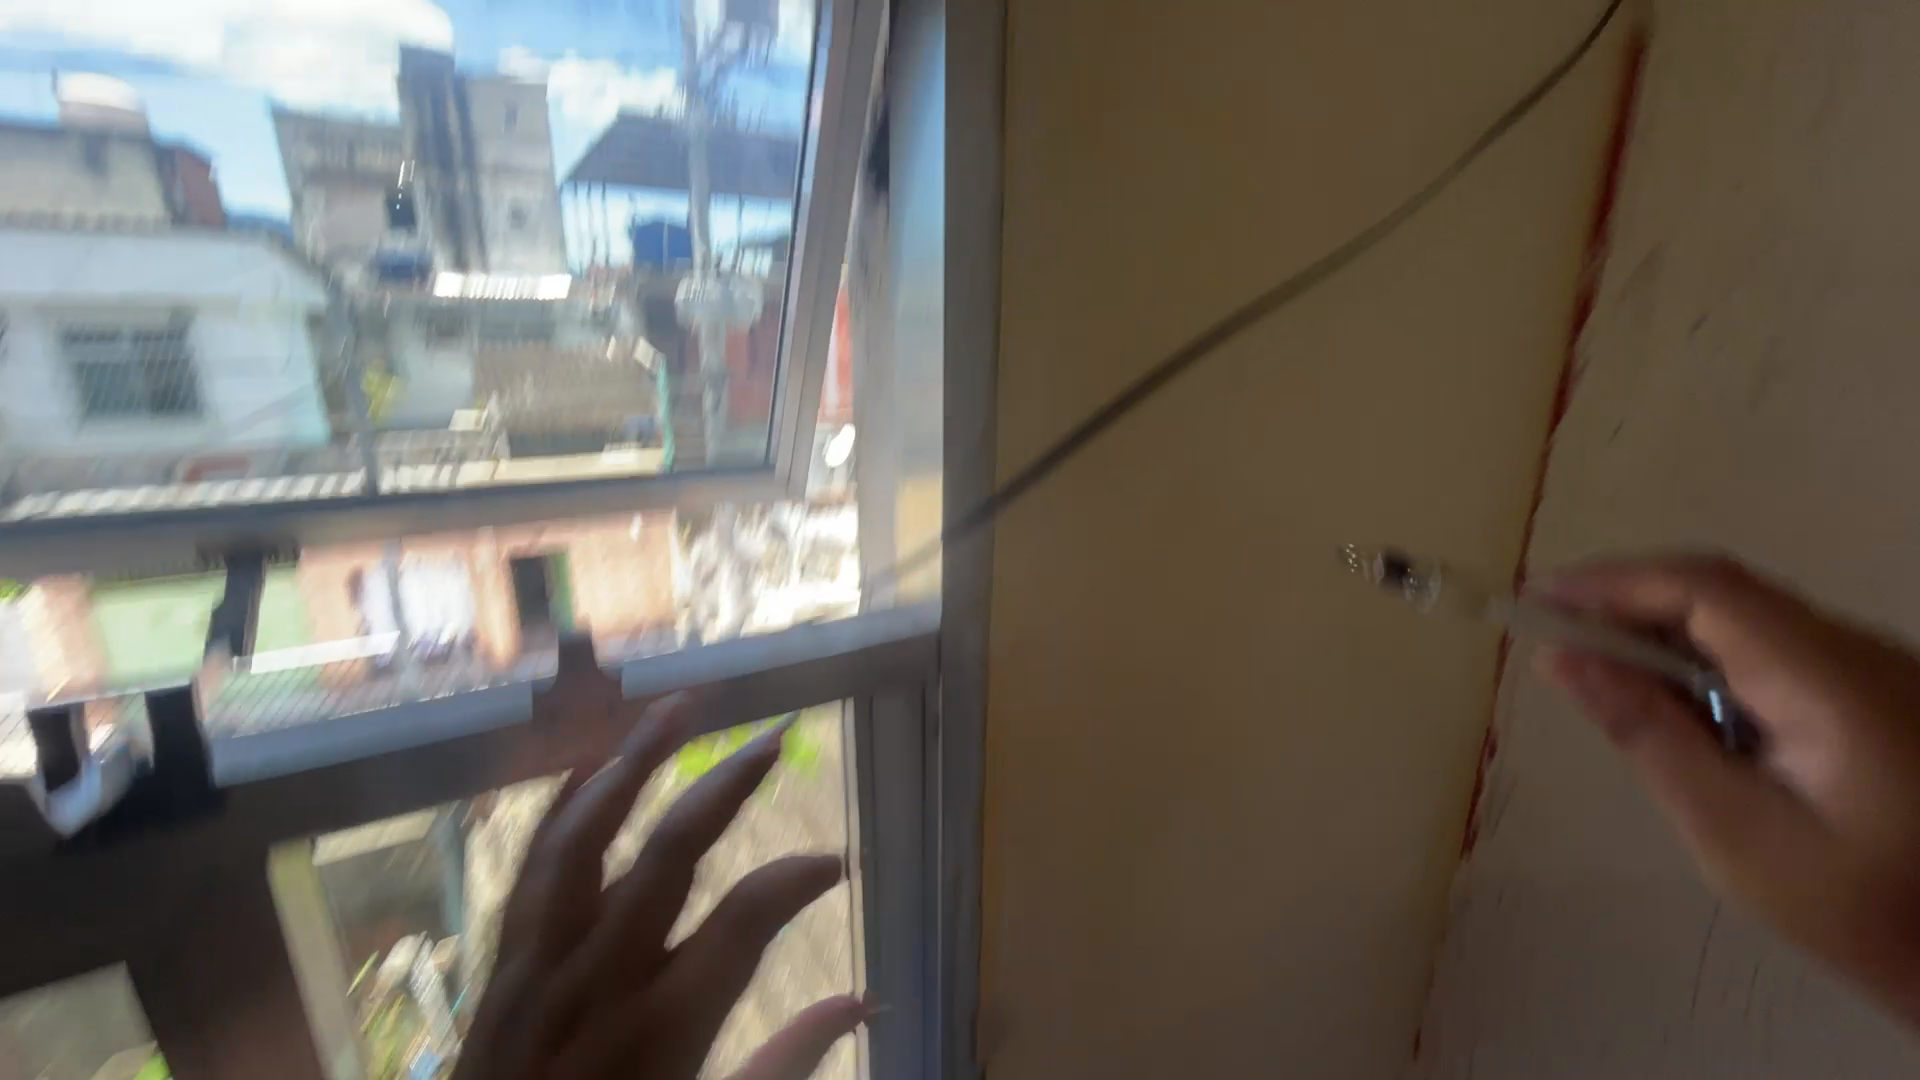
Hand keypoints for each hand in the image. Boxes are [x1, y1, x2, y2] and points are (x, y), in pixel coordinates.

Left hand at [452, 693, 871, 1079]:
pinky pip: (532, 867)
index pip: (745, 922)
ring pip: (586, 841)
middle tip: (772, 739)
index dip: (796, 880)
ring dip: (633, 763)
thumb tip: (867, 1002)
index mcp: (660, 1032)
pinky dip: (565, 803)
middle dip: (725, 788)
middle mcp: (598, 983)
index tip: (835, 864)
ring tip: (677, 707)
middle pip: (667, 857)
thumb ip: (788, 1062)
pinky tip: (593, 755)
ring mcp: (540, 967)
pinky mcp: (503, 965)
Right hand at [1536, 555, 1919, 1027]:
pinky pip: (1761, 645)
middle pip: (1719, 592)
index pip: (1704, 591)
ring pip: (1738, 615)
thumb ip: (1646, 733)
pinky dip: (1690, 654)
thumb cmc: (1861, 906)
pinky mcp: (1868, 691)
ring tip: (1586, 662)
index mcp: (1832, 684)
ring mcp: (1872, 671)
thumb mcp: (1732, 830)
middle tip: (1546, 631)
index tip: (1534, 601)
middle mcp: (1861, 656)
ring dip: (1651, 627)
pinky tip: (1660, 693)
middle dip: (1621, 601)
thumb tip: (1558, 657)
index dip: (1609, 582)